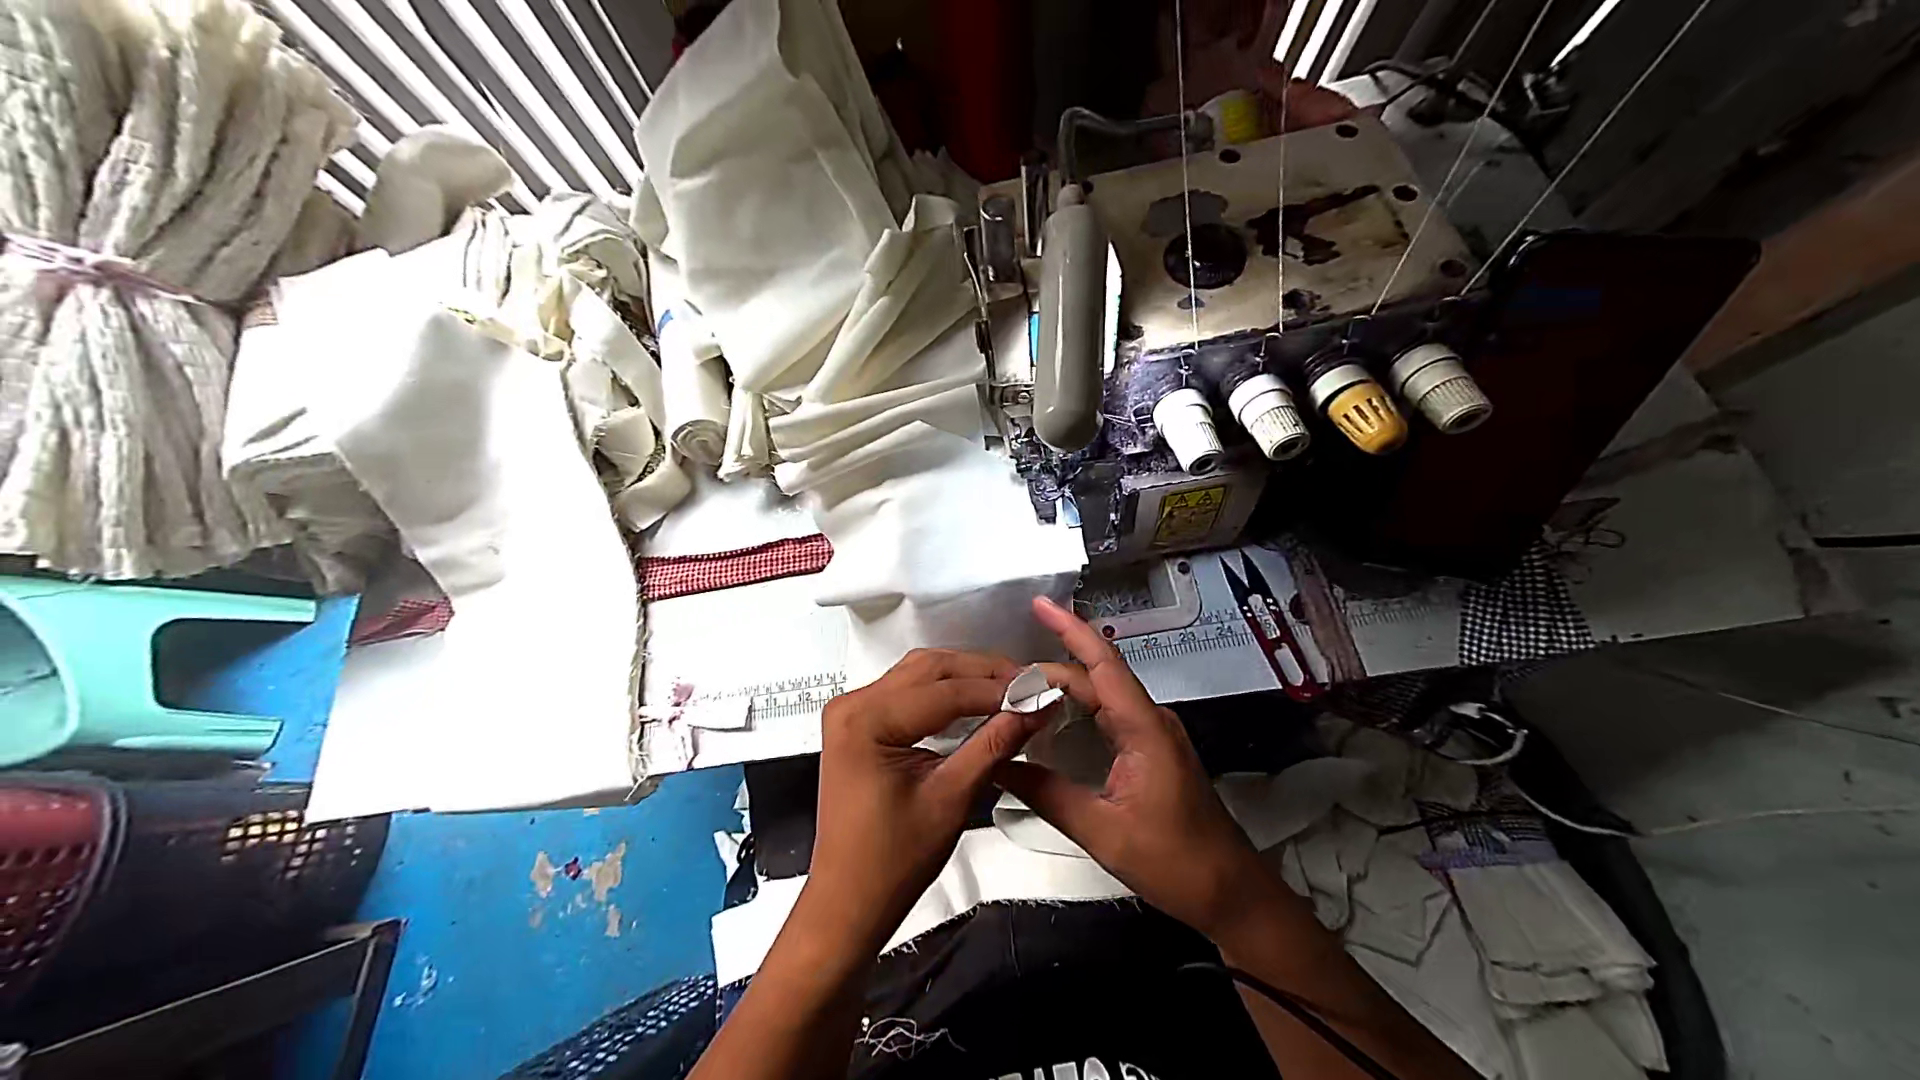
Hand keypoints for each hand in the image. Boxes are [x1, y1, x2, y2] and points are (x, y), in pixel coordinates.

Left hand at [805, 649, 1046, 952]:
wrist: (850, 898)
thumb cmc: (890, 862)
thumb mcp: (951, 799)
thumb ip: (993, 745)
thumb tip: (1031, 710)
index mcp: (865, 721)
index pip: (944, 690)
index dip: (997, 690)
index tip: (1037, 691)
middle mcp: (852, 706)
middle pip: (930, 669)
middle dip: (983, 673)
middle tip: (1028, 685)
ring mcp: (852, 713)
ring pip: (919, 673)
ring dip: (965, 676)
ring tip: (1009, 689)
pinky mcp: (860, 724)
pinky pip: (907, 690)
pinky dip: (944, 690)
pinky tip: (975, 699)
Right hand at [996, 597, 1282, 940]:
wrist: (1230, 891)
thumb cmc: (1175, 861)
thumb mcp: (1103, 831)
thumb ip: (1048, 795)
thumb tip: (998, 766)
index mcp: (1144, 728)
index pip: (1102, 664)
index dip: (1070, 630)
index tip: (1040, 604)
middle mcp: (1150, 720)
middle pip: (1097, 676)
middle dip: (1050, 665)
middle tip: (1003, 674)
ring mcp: (1153, 734)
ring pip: (1102, 693)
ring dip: (1063, 683)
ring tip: (1018, 684)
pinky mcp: (1150, 750)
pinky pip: (1109, 713)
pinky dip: (1077, 705)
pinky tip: (1053, 712)